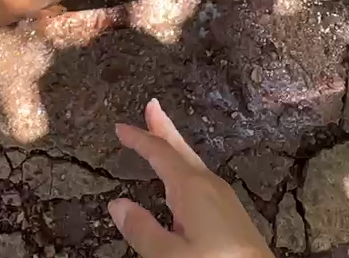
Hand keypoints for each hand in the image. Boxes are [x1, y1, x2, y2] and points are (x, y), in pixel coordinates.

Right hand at [107, 100, 273, 257]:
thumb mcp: (171, 256)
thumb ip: (143, 230)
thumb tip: (116, 205)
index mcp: (192, 187)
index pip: (160, 153)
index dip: (139, 138)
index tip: (120, 128)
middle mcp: (209, 184)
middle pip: (180, 148)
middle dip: (164, 127)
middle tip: (152, 106)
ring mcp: (224, 198)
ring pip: (192, 162)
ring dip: (174, 146)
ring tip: (162, 136)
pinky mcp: (232, 213)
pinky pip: (201, 177)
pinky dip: (185, 166)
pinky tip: (184, 179)